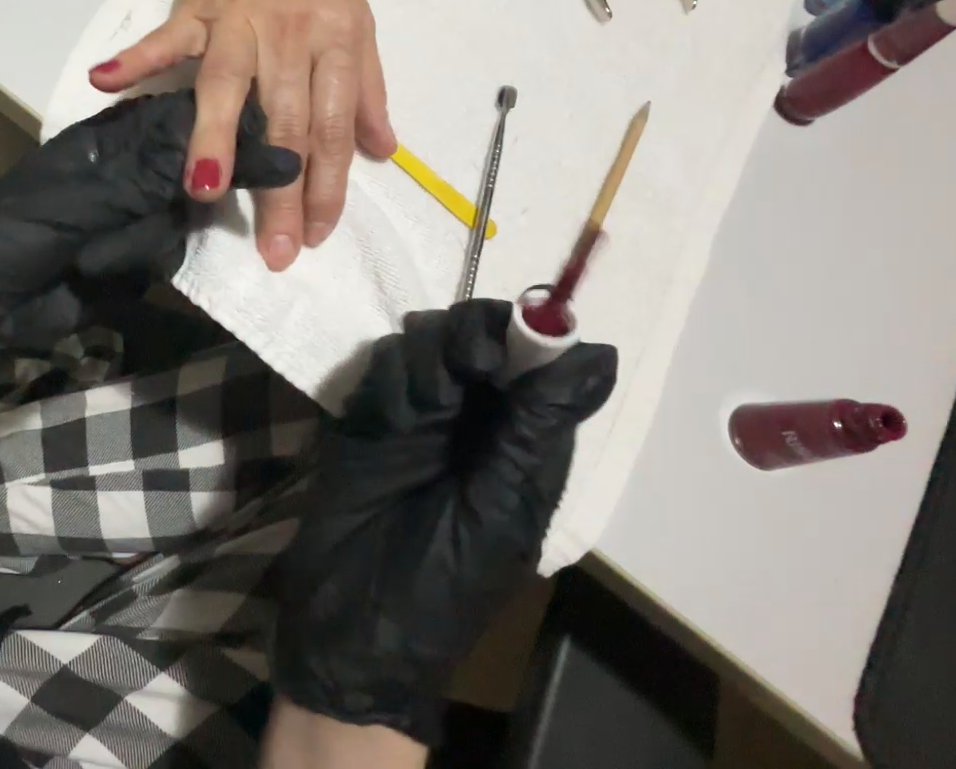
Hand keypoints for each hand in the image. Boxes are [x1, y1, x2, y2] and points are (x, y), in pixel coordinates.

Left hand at [0, 93, 298, 407]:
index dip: (220, 133)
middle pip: (186, 174)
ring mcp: (126, 224)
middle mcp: (122, 177)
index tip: (270, 147)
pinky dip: (136, 270)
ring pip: (177, 222)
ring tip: (92, 261)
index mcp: (102, 144)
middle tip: (210, 208)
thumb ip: (147, 175)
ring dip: (144, 245)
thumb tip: (216, 151)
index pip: (176, 125)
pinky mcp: (128, 267)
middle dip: (195, 193)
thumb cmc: (8, 238)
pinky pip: (161, 259)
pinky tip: (94, 279)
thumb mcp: (77, 200)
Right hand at [102, 0, 397, 271]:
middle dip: (281, 189)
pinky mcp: (193, 7)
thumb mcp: (354, 24)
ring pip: (228, 83)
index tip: (317, 235)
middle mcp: (291, 32)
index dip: (329, 183)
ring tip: (204, 187)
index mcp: (337, 38)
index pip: (334, 124)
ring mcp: (238, 19)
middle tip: (276, 250)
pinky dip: (137, 57)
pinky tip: (105, 80)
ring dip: (216, 133)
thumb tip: (383, 152)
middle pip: (285, 119)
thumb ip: (366, 89)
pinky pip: (165, 37)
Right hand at [268, 300, 617, 743]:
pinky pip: (380, 366)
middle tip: (467, 365)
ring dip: (428, 358)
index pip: (537, 361)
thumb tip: (604, 355)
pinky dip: (387, 378)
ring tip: (422, 407)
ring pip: (425, 341)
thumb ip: (539, 428)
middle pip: (476, 335)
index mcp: (519, 440)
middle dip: (472, 336)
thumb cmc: (443, 581)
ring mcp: (414, 413)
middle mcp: (470, 417)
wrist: (351, 622)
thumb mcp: (502, 507)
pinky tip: (386, 416)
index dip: (531, 333)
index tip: (517, 334)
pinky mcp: (366, 415)